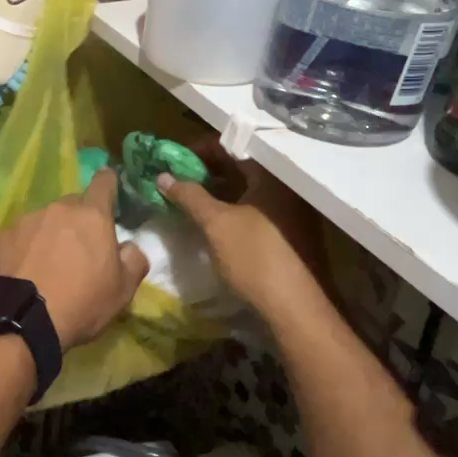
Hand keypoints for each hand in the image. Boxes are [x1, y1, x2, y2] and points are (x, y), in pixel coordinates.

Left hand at [0, 169, 148, 350]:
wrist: (22, 317)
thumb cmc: (82, 302)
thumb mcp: (123, 290)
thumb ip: (133, 259)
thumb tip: (128, 245)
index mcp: (91, 216)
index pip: (104, 183)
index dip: (109, 183)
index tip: (109, 185)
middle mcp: (57, 209)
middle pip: (73, 204)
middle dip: (79, 219)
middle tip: (80, 246)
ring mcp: (26, 220)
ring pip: (45, 219)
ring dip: (51, 233)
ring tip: (49, 262)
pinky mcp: (2, 235)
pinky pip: (22, 234)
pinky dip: (27, 245)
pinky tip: (27, 268)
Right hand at [157, 152, 325, 319]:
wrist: (294, 309)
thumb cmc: (255, 257)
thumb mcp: (215, 223)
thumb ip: (189, 195)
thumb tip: (163, 176)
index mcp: (272, 177)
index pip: (233, 147)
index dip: (200, 149)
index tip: (173, 158)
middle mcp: (284, 188)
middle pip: (239, 167)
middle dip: (205, 171)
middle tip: (175, 177)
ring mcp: (288, 212)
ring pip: (245, 190)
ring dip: (215, 190)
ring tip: (186, 197)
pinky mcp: (286, 234)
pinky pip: (252, 208)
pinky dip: (229, 208)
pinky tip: (208, 219)